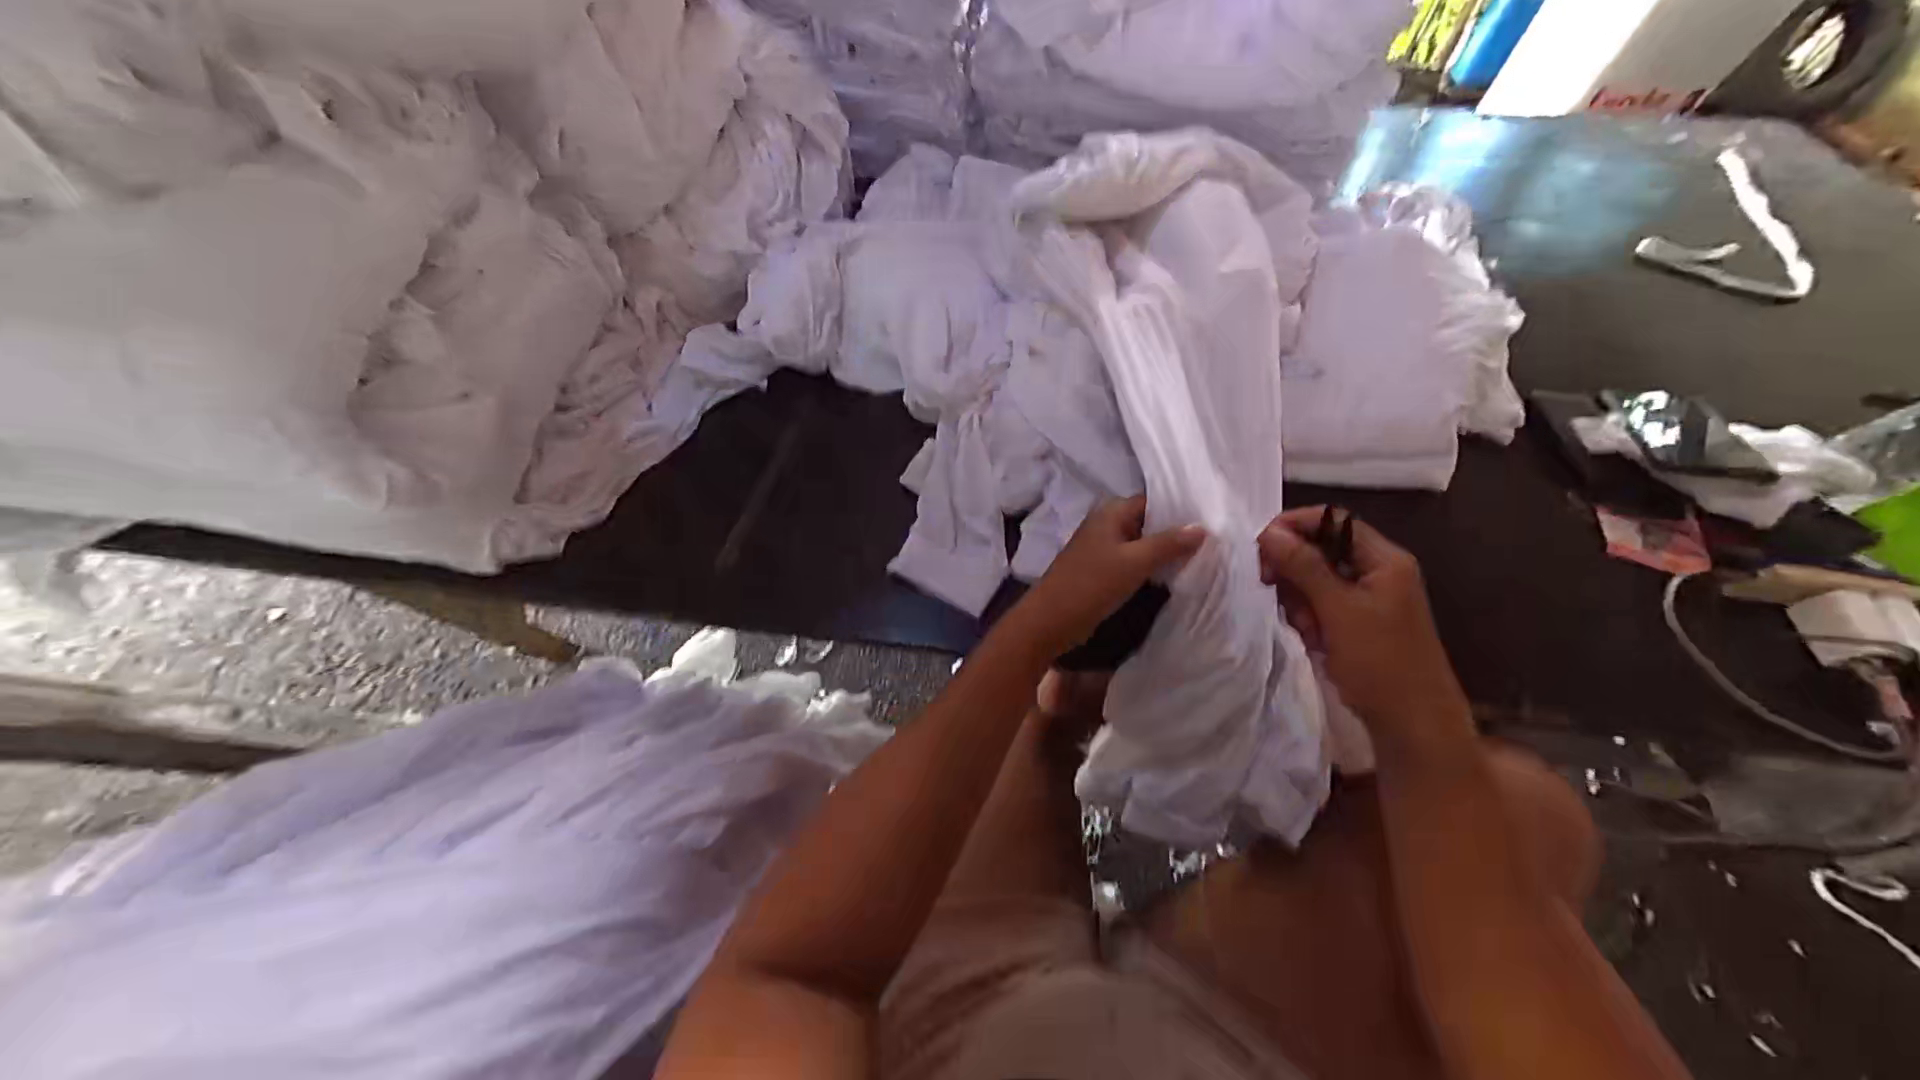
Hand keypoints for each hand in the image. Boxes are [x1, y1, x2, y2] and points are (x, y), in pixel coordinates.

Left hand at [1018, 496, 1205, 653]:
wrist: (1052, 619)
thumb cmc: (1093, 583)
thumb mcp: (1135, 561)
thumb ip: (1168, 543)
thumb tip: (1201, 527)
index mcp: (1111, 512)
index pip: (1153, 501)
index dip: (1180, 509)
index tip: (1211, 519)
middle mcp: (1106, 524)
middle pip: (1148, 522)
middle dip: (1175, 532)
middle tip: (1213, 541)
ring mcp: (1102, 548)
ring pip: (1141, 544)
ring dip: (1163, 551)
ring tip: (1201, 558)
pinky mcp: (1101, 570)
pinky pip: (1132, 562)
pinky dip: (1150, 566)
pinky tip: (1173, 575)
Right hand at [1257, 508, 1470, 752]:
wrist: (1413, 724)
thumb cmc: (1381, 662)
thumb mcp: (1338, 610)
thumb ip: (1304, 566)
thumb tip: (1269, 532)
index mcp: (1385, 560)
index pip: (1332, 520)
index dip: (1294, 526)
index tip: (1260, 547)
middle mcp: (1378, 572)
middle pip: (1321, 548)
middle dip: (1293, 568)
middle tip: (1273, 590)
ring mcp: (1368, 598)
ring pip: (1316, 578)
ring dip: (1299, 598)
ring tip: (1304, 627)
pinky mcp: (1358, 622)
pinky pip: (1321, 604)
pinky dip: (1309, 616)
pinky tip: (1311, 639)